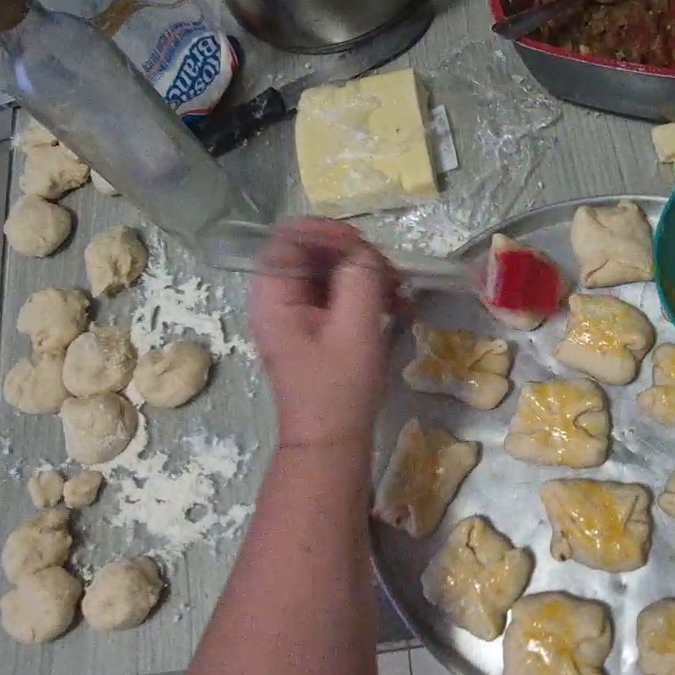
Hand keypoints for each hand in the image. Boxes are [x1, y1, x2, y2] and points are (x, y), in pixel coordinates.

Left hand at [248, 219, 400, 448]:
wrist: (330, 443)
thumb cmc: (338, 389)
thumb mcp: (356, 329)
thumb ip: (360, 279)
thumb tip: (365, 252)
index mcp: (274, 296)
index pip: (290, 237)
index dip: (327, 231)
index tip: (365, 246)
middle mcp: (278, 299)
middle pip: (313, 252)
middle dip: (355, 256)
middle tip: (392, 275)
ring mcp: (296, 315)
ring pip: (330, 273)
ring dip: (367, 277)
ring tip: (401, 295)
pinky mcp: (315, 329)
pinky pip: (339, 297)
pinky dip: (367, 296)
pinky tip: (397, 310)